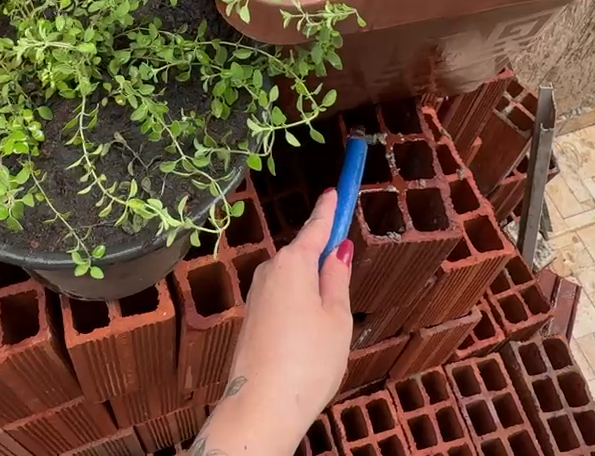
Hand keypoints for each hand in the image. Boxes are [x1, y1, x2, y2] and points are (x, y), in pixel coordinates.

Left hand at [195, 188, 353, 454]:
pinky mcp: (251, 315)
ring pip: (292, 277)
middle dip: (322, 257)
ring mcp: (257, 292)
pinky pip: (281, 296)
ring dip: (310, 286)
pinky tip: (307, 334)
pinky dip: (298, 302)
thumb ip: (337, 279)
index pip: (316, 227)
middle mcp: (271, 269)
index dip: (329, 209)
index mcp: (294, 263)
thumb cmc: (308, 361)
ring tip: (328, 326)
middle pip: (303, 252)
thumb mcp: (336, 318)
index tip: (334, 189)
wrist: (260, 406)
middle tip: (343, 270)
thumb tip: (339, 249)